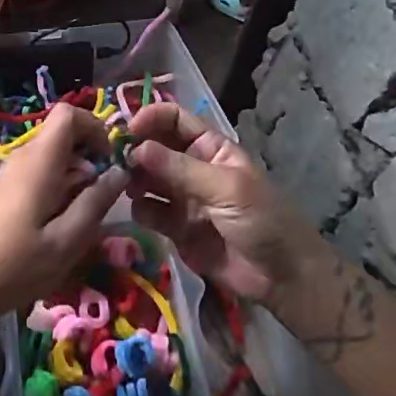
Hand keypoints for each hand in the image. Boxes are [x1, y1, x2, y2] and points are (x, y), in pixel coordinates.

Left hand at [0, 105, 129, 349]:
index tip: (111, 159)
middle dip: (90, 153)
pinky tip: (64, 218)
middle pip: (63, 133)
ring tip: (88, 210)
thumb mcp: (68, 240)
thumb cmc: (18, 265)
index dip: (95, 127)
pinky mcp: (8, 187)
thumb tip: (121, 171)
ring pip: (54, 152)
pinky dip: (61, 182)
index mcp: (39, 160)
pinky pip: (42, 169)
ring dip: (77, 171)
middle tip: (106, 191)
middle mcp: (24, 156)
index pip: (68, 113)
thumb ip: (96, 201)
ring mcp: (13, 171)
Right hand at [124, 102, 324, 306]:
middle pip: (154, 147)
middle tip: (115, 159)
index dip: (150, 118)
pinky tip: (142, 211)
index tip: (127, 129)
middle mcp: (191, 167)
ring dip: (132, 177)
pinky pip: (147, 209)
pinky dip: (139, 207)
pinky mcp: (174, 227)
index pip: (174, 120)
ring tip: (125, 185)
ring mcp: (181, 197)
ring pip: (146, 177)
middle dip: (134, 149)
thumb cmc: (262, 220)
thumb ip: (180, 168)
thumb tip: (137, 148)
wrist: (281, 278)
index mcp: (210, 147)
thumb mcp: (225, 187)